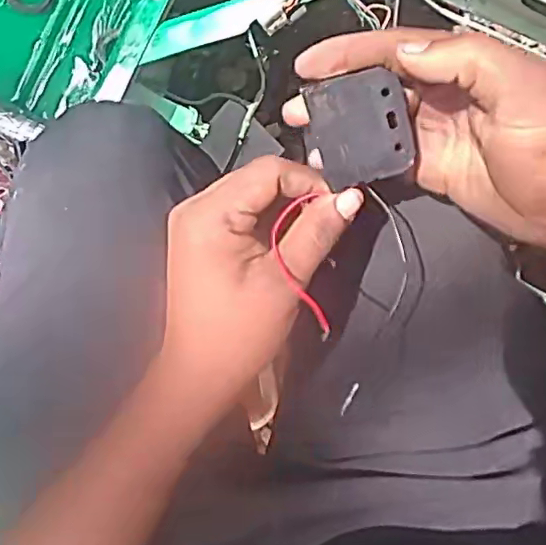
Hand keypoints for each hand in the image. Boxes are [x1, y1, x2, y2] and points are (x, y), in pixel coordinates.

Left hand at [158, 157, 360, 409]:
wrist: (200, 375)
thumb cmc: (240, 333)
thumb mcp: (285, 280)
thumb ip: (317, 231)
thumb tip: (351, 195)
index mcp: (209, 213)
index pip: (268, 170)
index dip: (309, 182)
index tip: (336, 209)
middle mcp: (195, 206)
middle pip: (258, 176)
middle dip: (298, 193)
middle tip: (327, 222)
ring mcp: (194, 219)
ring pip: (252, 191)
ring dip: (284, 207)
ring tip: (308, 235)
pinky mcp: (200, 234)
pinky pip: (241, 210)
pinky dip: (268, 219)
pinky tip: (284, 242)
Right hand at [283, 29, 545, 255]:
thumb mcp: (518, 86)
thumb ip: (462, 60)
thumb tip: (406, 53)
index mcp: (466, 62)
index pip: (399, 49)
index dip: (352, 52)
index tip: (314, 62)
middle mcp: (446, 92)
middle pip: (380, 80)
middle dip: (338, 86)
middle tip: (302, 100)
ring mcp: (437, 131)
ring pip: (379, 117)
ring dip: (345, 121)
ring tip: (310, 128)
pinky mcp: (433, 166)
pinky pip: (389, 155)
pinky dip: (364, 156)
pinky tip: (340, 159)